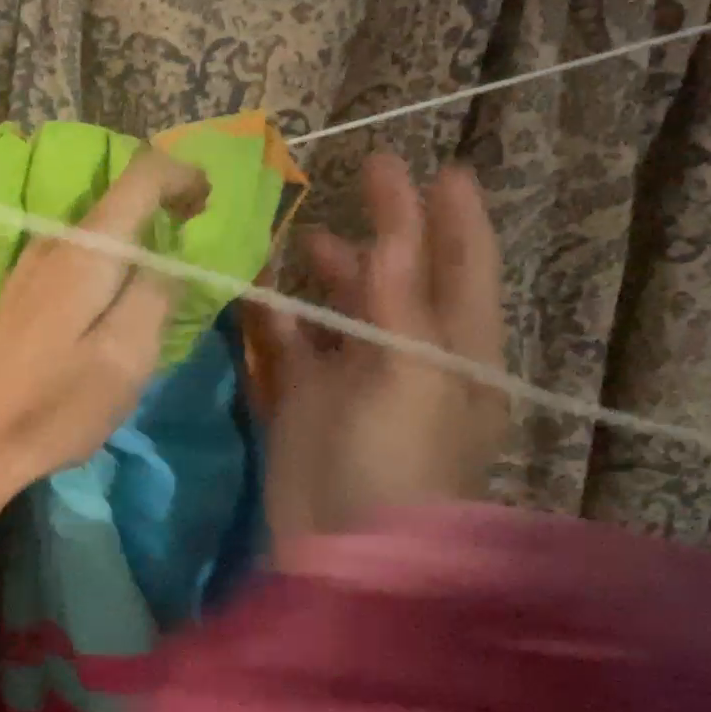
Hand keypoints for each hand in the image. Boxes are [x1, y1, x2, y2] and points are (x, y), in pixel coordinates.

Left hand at [0, 147, 209, 509]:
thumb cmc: (54, 408)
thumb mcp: (125, 358)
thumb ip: (155, 296)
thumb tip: (165, 261)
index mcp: (82, 252)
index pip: (140, 177)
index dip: (183, 177)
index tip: (208, 207)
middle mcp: (48, 248)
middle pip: (115, 204)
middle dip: (160, 216)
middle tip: (190, 256)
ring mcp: (24, 273)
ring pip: (92, 238)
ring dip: (131, 250)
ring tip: (157, 290)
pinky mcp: (14, 300)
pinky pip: (71, 264)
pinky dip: (103, 272)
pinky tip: (111, 312)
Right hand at [264, 153, 506, 550]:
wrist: (344, 546)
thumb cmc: (396, 459)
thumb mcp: (410, 375)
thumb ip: (395, 301)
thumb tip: (390, 231)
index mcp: (456, 353)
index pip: (460, 269)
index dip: (450, 218)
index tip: (434, 165)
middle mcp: (405, 361)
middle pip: (395, 285)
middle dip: (380, 237)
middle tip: (354, 188)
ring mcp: (349, 385)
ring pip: (336, 316)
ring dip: (320, 277)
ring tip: (297, 239)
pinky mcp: (301, 408)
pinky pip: (286, 351)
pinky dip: (270, 323)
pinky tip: (249, 294)